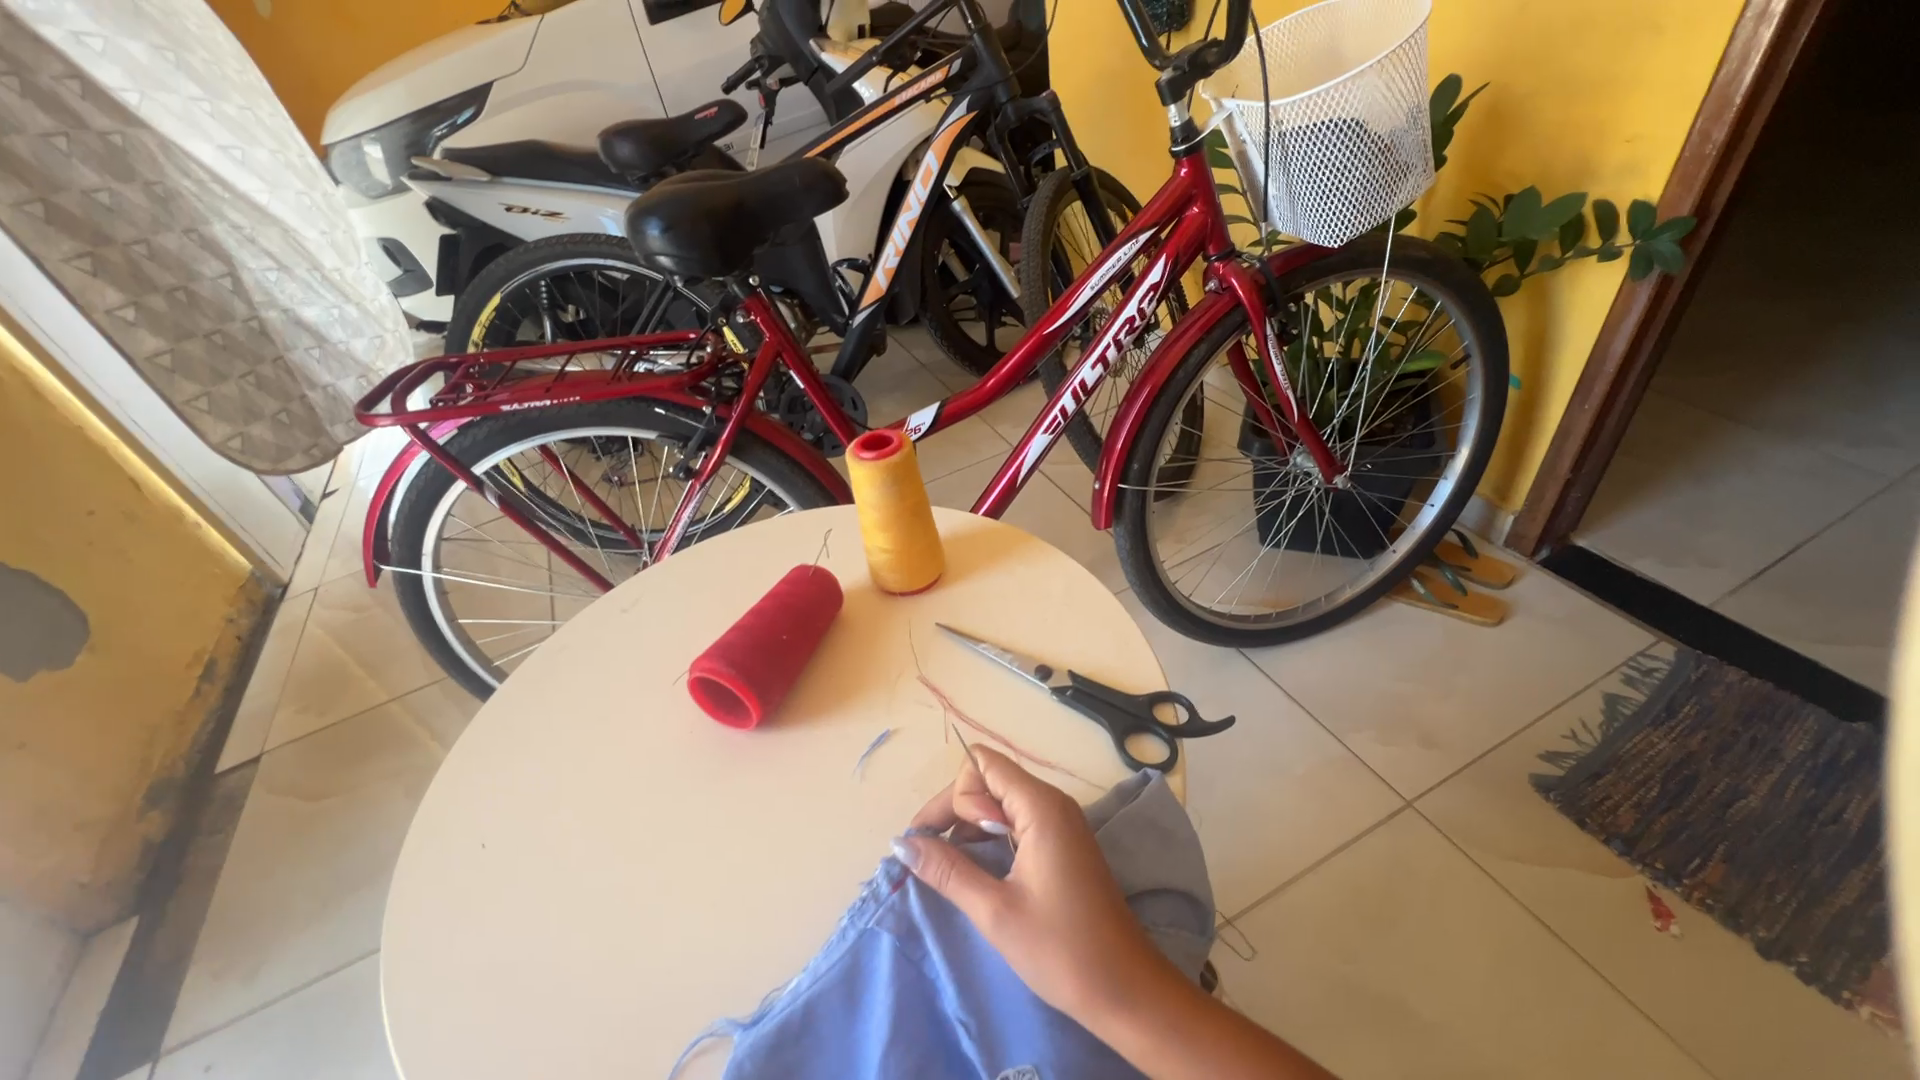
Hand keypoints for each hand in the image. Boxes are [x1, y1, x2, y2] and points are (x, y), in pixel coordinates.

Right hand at [891, 747, 1174, 1020]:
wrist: (1126, 989)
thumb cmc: (1061, 950)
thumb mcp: (994, 911)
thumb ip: (947, 870)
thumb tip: (901, 843)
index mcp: (1040, 807)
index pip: (981, 765)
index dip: (950, 797)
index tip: (932, 840)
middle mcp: (1052, 803)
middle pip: (988, 778)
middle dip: (954, 810)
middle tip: (929, 855)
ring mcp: (1060, 823)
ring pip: (1001, 799)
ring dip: (969, 824)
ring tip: (947, 865)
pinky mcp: (1063, 844)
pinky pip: (1017, 820)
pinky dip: (990, 836)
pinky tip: (976, 868)